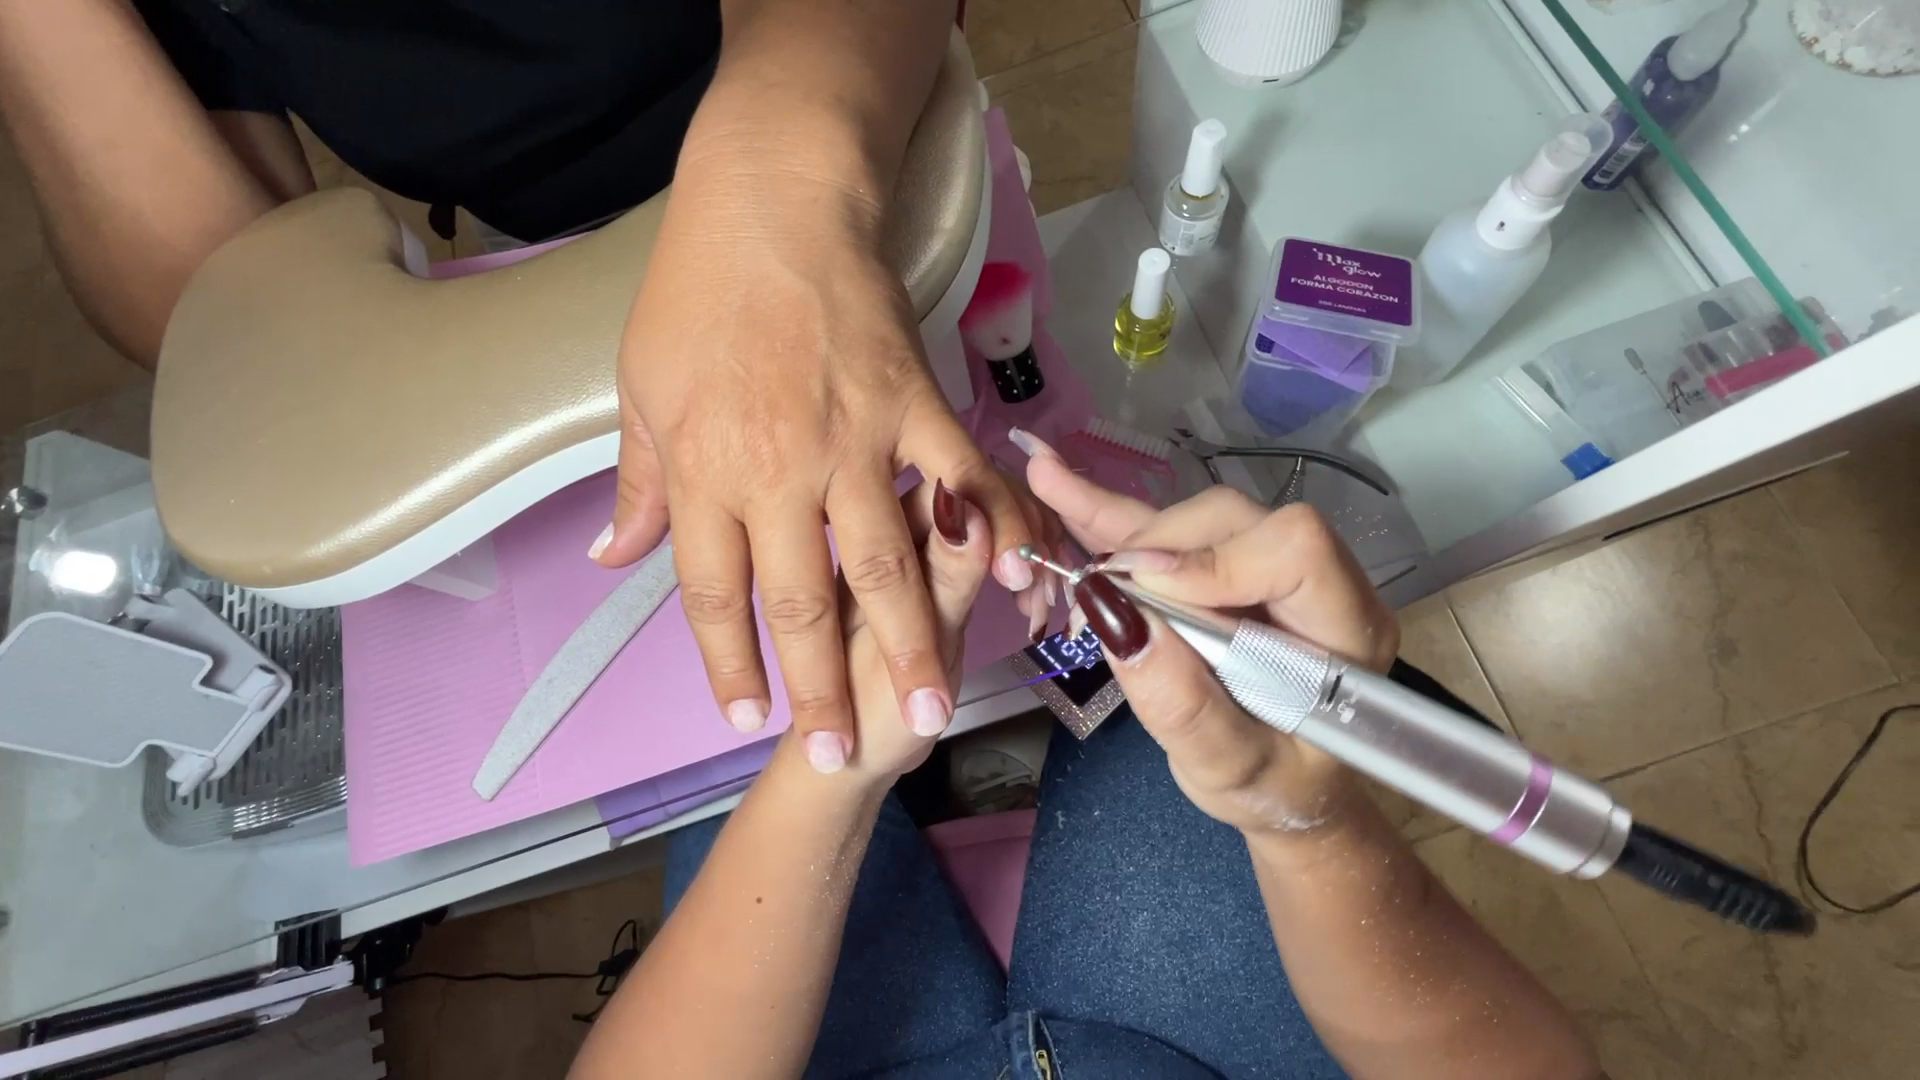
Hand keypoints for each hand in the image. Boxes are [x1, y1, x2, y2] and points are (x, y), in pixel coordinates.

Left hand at [595, 169, 1043, 772]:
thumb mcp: (640, 387)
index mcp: (703, 470)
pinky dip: (987, 529)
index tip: (746, 720)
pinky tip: (1014, 580)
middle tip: (841, 755)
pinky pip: (956, 479)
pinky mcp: (914, 405)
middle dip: (819, 686)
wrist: (771, 201)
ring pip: (882, 563)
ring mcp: (853, 440)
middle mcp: (777, 472)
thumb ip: (637, 486)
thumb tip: (614, 561)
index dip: (726, 664)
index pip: (710, 593)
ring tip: (928, 709)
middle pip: (799, 600)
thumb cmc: (697, 292)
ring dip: (905, 642)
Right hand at [1021, 433, 1397, 835]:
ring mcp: (1264, 563)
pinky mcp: (1219, 564)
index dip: (1212, 560)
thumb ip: (1182, 705)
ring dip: (1123, 533)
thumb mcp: (1230, 770)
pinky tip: (1053, 479)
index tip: (1140, 593)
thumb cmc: (1273, 788)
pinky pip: (1164, 529)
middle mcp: (1314, 578)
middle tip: (1094, 596)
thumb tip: (1113, 616)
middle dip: (1154, 550)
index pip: (1293, 549)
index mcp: (1345, 626)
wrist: (1279, 782)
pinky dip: (1107, 514)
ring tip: (1059, 530)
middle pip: (1234, 521)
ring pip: (1192, 516)